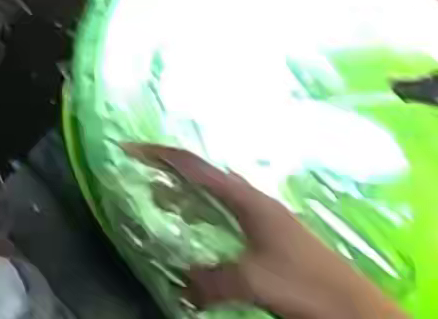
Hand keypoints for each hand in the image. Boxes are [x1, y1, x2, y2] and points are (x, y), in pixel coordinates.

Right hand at [128, 145, 406, 318]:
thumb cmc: (309, 289)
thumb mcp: (254, 283)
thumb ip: (211, 280)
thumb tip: (179, 286)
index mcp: (247, 199)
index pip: (192, 164)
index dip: (158, 153)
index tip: (128, 149)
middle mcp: (257, 200)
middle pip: (206, 172)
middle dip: (172, 169)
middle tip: (144, 175)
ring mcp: (272, 218)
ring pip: (221, 192)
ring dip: (192, 190)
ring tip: (169, 200)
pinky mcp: (281, 238)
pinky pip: (233, 209)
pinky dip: (210, 209)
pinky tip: (208, 227)